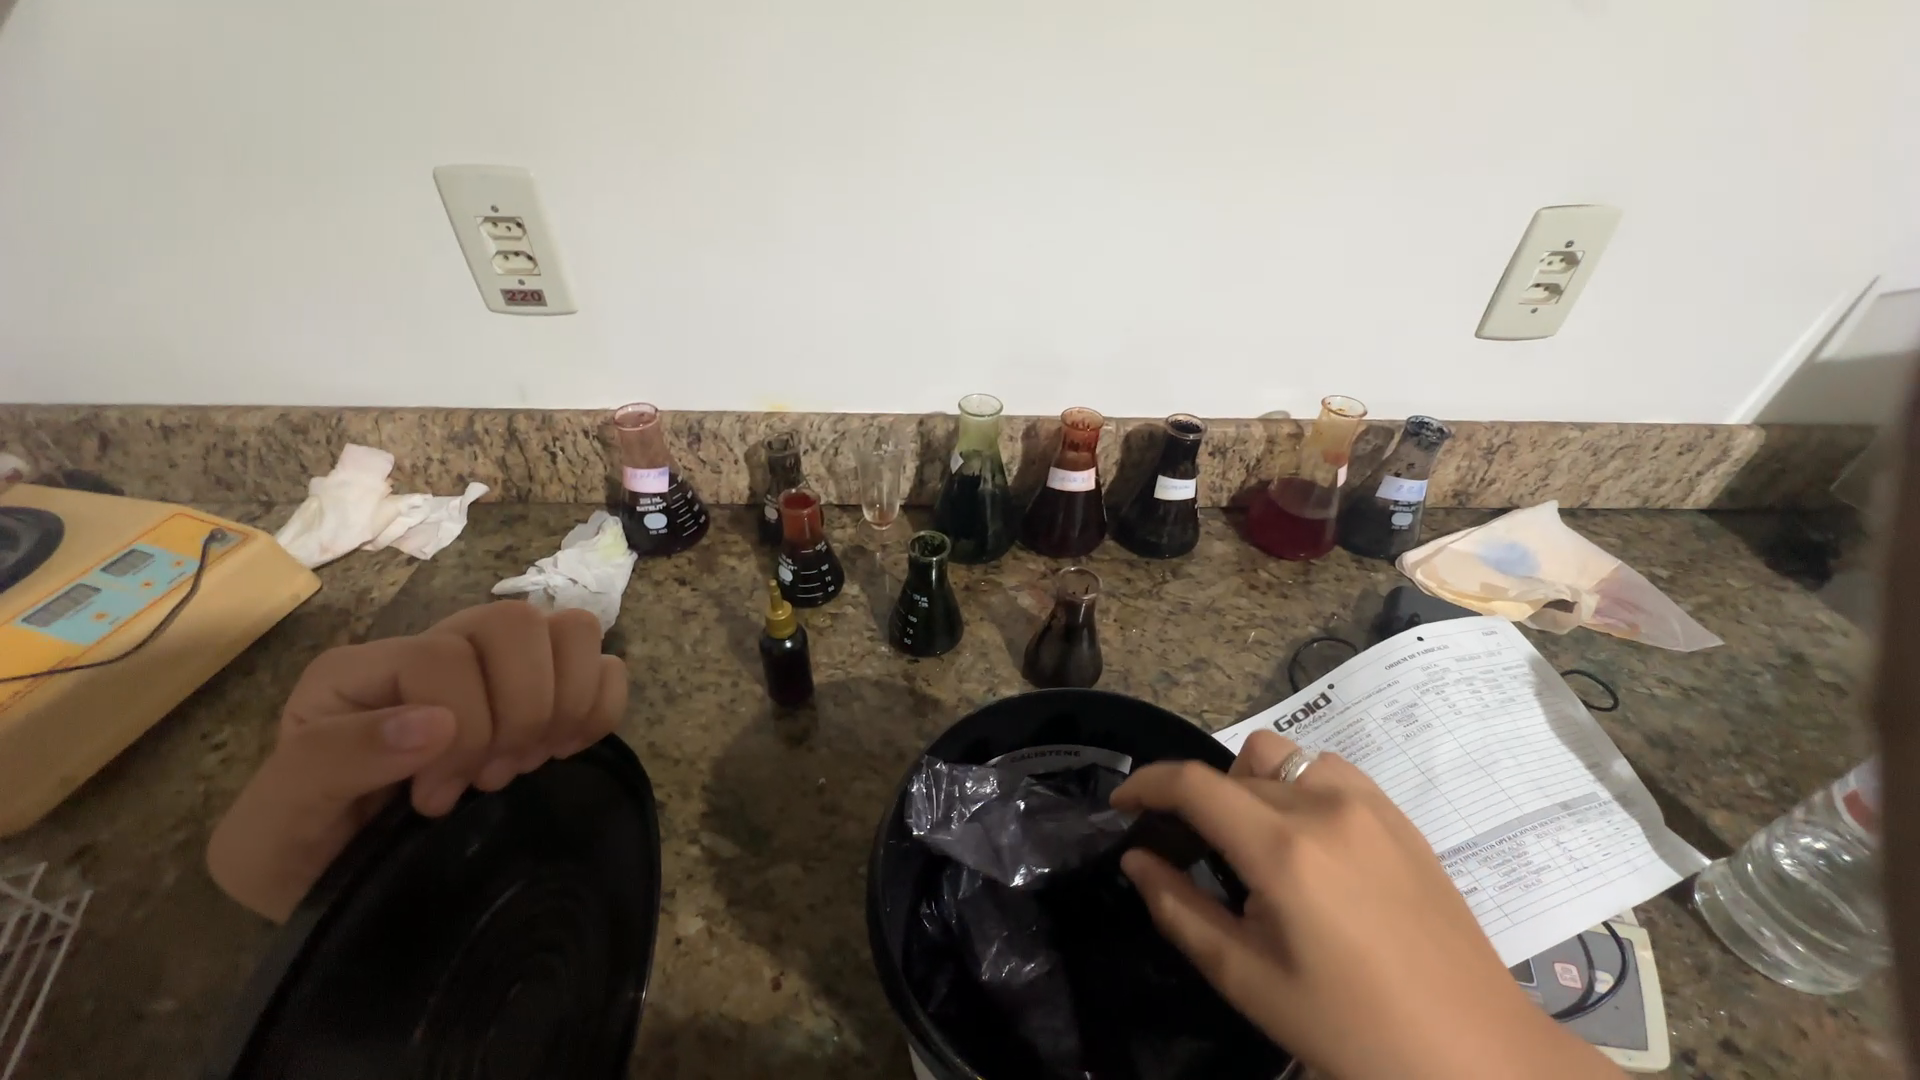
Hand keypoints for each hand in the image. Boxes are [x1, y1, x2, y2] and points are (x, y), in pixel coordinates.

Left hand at [207, 602, 627, 921]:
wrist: (344, 879)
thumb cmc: (306, 854)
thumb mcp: (276, 823)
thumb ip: (330, 761)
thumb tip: (435, 723)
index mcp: (367, 667)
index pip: (445, 656)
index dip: (460, 729)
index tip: (437, 799)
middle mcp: (442, 646)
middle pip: (518, 623)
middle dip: (521, 710)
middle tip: (494, 773)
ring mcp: (503, 664)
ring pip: (573, 630)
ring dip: (566, 704)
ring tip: (531, 758)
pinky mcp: (551, 688)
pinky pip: (607, 666)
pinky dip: (600, 709)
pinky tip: (564, 750)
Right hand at [1112, 731, 1620, 1079]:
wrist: (1477, 1055)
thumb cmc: (1351, 1030)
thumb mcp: (1248, 980)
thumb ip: (1180, 909)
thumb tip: (1136, 860)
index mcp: (1283, 849)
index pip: (1192, 784)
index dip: (1145, 784)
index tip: (1123, 804)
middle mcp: (1324, 806)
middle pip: (1232, 768)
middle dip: (1198, 801)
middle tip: (1199, 855)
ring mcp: (1368, 804)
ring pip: (1280, 755)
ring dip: (1249, 784)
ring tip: (1256, 843)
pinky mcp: (1399, 815)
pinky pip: (1326, 769)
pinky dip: (1296, 787)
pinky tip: (1309, 842)